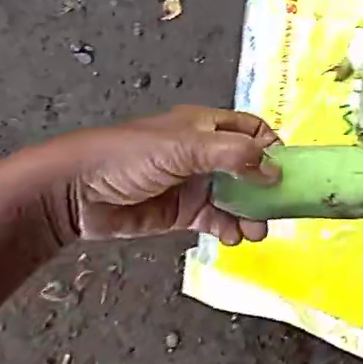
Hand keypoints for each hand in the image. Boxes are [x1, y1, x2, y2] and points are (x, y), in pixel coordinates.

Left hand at [24, 105, 281, 247]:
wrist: (75, 191)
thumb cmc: (129, 156)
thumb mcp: (186, 147)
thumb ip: (234, 155)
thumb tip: (275, 170)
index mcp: (206, 126)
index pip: (251, 130)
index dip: (272, 147)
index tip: (287, 170)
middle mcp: (204, 153)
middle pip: (248, 167)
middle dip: (265, 187)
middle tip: (278, 207)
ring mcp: (193, 183)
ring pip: (235, 197)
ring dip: (250, 213)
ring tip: (257, 231)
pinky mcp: (181, 212)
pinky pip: (215, 219)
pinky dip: (228, 228)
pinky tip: (233, 237)